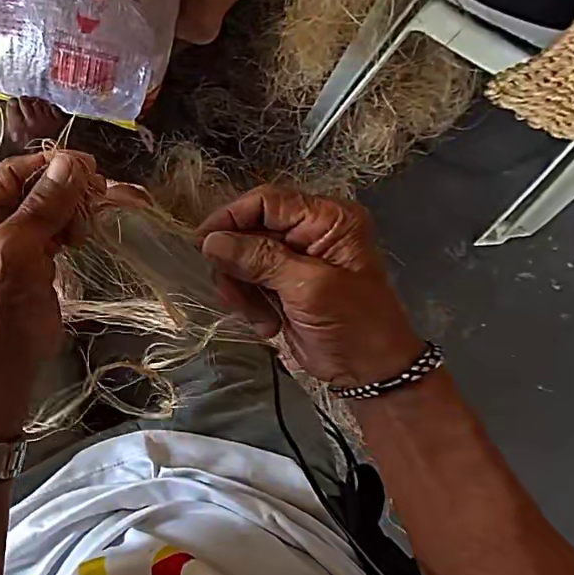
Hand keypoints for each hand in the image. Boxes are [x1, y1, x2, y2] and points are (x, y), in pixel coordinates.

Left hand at [0, 150, 101, 437]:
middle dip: (65, 187)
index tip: (86, 165)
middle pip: (32, 189)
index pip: (11, 174)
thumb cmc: (1, 307)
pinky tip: (84, 232)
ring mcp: (12, 243)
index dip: (48, 166)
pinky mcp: (34, 260)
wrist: (5, 363)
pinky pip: (55, 231)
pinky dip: (72, 226)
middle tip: (98, 190)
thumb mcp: (15, 249)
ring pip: (48, 210)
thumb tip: (68, 163)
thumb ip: (41, 206)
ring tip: (92, 217)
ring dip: (72, 207)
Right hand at [196, 185, 421, 386]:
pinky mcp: (281, 282)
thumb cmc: (354, 326)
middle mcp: (309, 231)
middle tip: (236, 296)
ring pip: (240, 257)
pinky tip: (266, 323)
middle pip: (248, 230)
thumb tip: (211, 242)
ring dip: (241, 289)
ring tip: (259, 316)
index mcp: (328, 219)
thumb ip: (261, 260)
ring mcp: (293, 258)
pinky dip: (247, 302)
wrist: (370, 372)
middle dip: (236, 264)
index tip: (203, 244)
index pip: (267, 201)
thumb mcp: (309, 288)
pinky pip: (246, 281)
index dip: (231, 218)